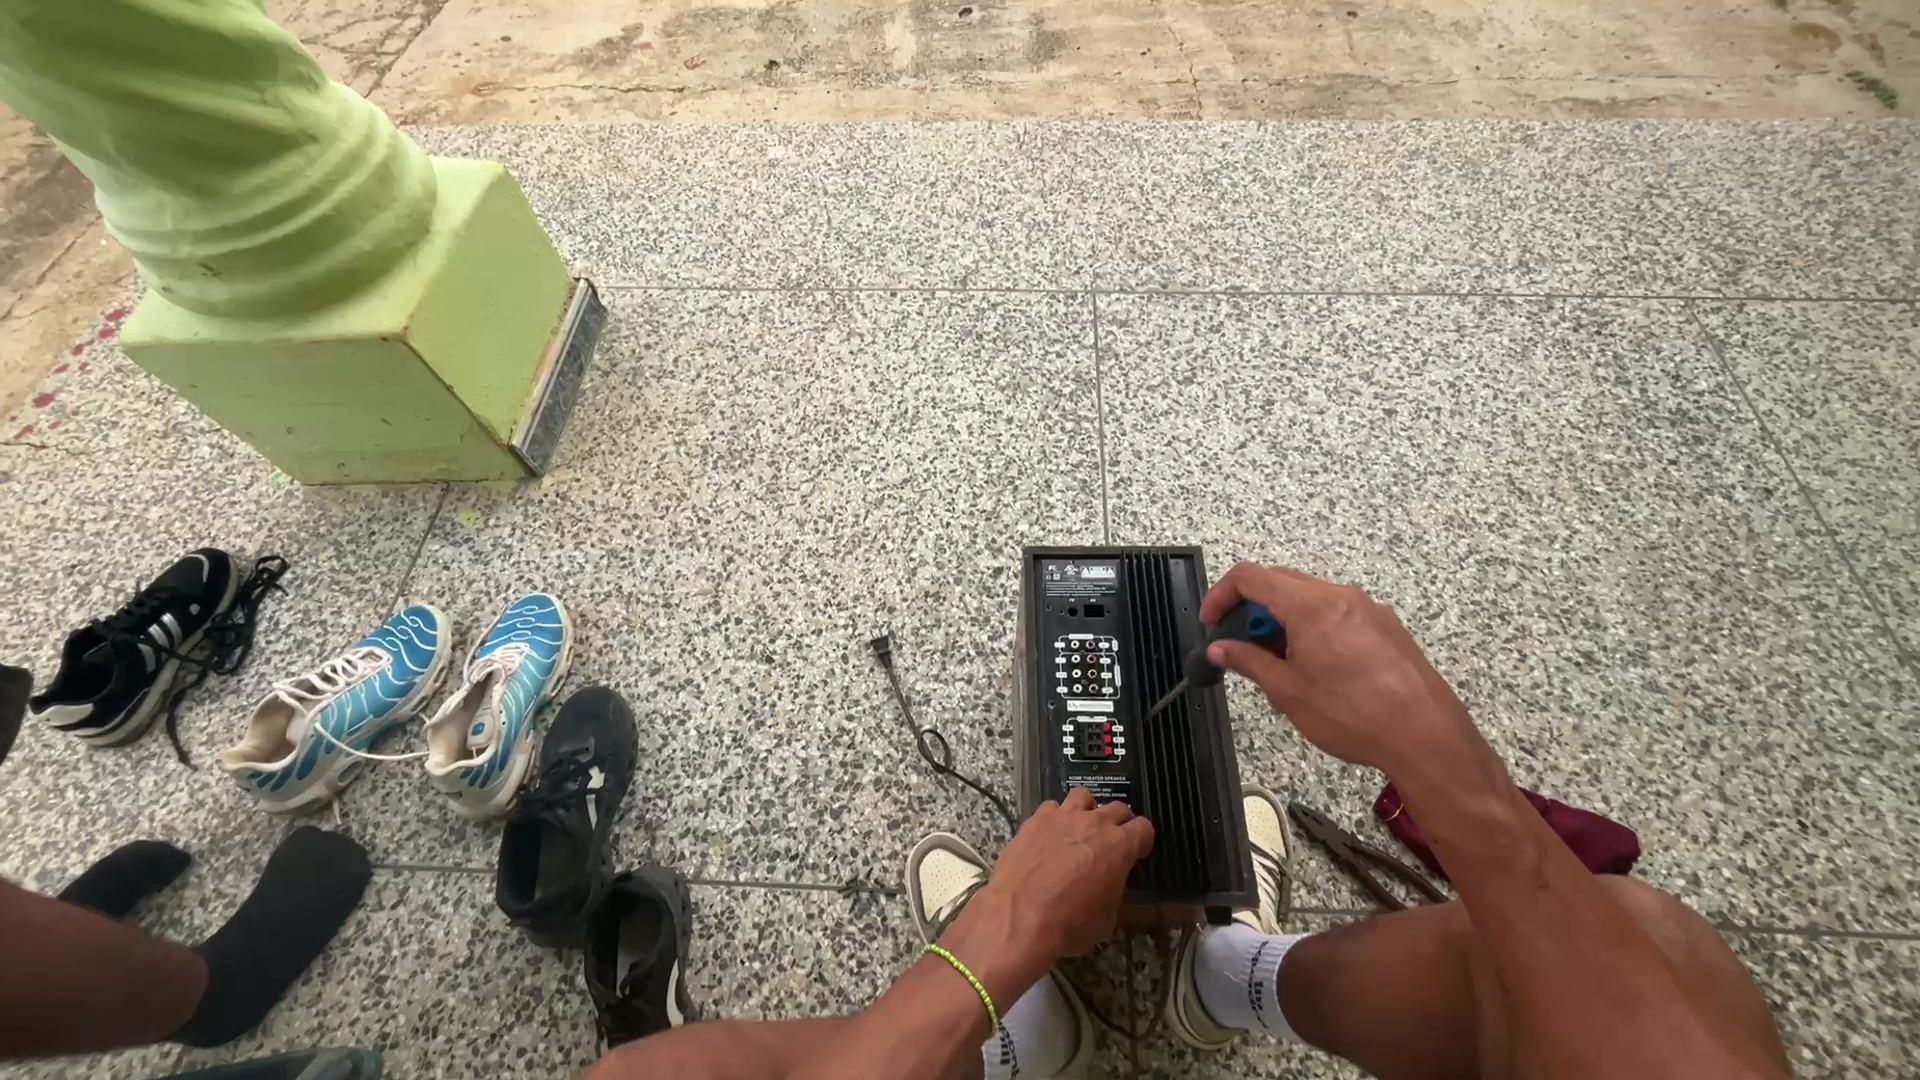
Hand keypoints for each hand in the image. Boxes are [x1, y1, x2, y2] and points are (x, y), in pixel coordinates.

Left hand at [984, 789, 1153, 956]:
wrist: (1020, 916)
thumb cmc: (1070, 923)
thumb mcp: (1108, 919)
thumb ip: (1116, 892)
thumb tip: (1113, 885)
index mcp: (1119, 846)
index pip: (1144, 828)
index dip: (1143, 840)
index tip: (1138, 852)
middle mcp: (1094, 822)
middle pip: (1117, 808)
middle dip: (1120, 823)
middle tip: (1112, 842)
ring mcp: (1062, 816)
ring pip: (1083, 796)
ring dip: (1087, 810)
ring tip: (1081, 829)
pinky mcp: (1035, 818)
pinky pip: (1052, 807)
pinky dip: (1056, 818)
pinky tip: (1050, 835)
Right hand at [1200, 562, 1480, 774]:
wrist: (1427, 738)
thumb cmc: (1354, 714)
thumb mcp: (1287, 690)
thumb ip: (1247, 661)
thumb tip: (1219, 649)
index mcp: (1310, 604)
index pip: (1250, 577)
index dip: (1220, 595)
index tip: (1211, 623)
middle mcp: (1340, 596)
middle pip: (1279, 581)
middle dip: (1250, 608)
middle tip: (1237, 644)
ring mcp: (1367, 609)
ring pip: (1309, 597)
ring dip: (1281, 618)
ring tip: (1275, 661)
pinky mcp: (1386, 627)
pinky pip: (1336, 612)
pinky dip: (1311, 626)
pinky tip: (1312, 665)